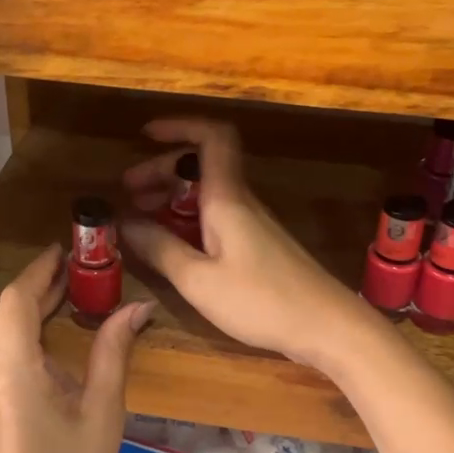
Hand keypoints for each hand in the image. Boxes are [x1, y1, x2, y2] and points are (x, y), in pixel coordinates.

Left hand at [0, 245, 152, 452]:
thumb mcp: (101, 416)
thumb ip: (112, 352)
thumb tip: (136, 307)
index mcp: (10, 374)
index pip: (16, 300)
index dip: (39, 271)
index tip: (63, 252)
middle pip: (4, 322)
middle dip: (37, 299)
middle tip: (75, 283)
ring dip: (25, 332)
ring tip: (61, 326)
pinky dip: (9, 360)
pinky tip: (38, 375)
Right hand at [120, 118, 382, 370]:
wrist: (328, 326)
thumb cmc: (262, 301)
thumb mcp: (199, 281)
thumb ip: (160, 249)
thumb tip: (125, 223)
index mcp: (227, 198)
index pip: (211, 137)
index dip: (179, 125)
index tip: (144, 135)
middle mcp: (241, 201)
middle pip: (202, 164)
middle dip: (162, 168)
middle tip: (129, 190)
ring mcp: (253, 223)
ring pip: (209, 190)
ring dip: (173, 194)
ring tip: (141, 215)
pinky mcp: (259, 245)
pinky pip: (217, 215)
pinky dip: (189, 217)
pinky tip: (173, 242)